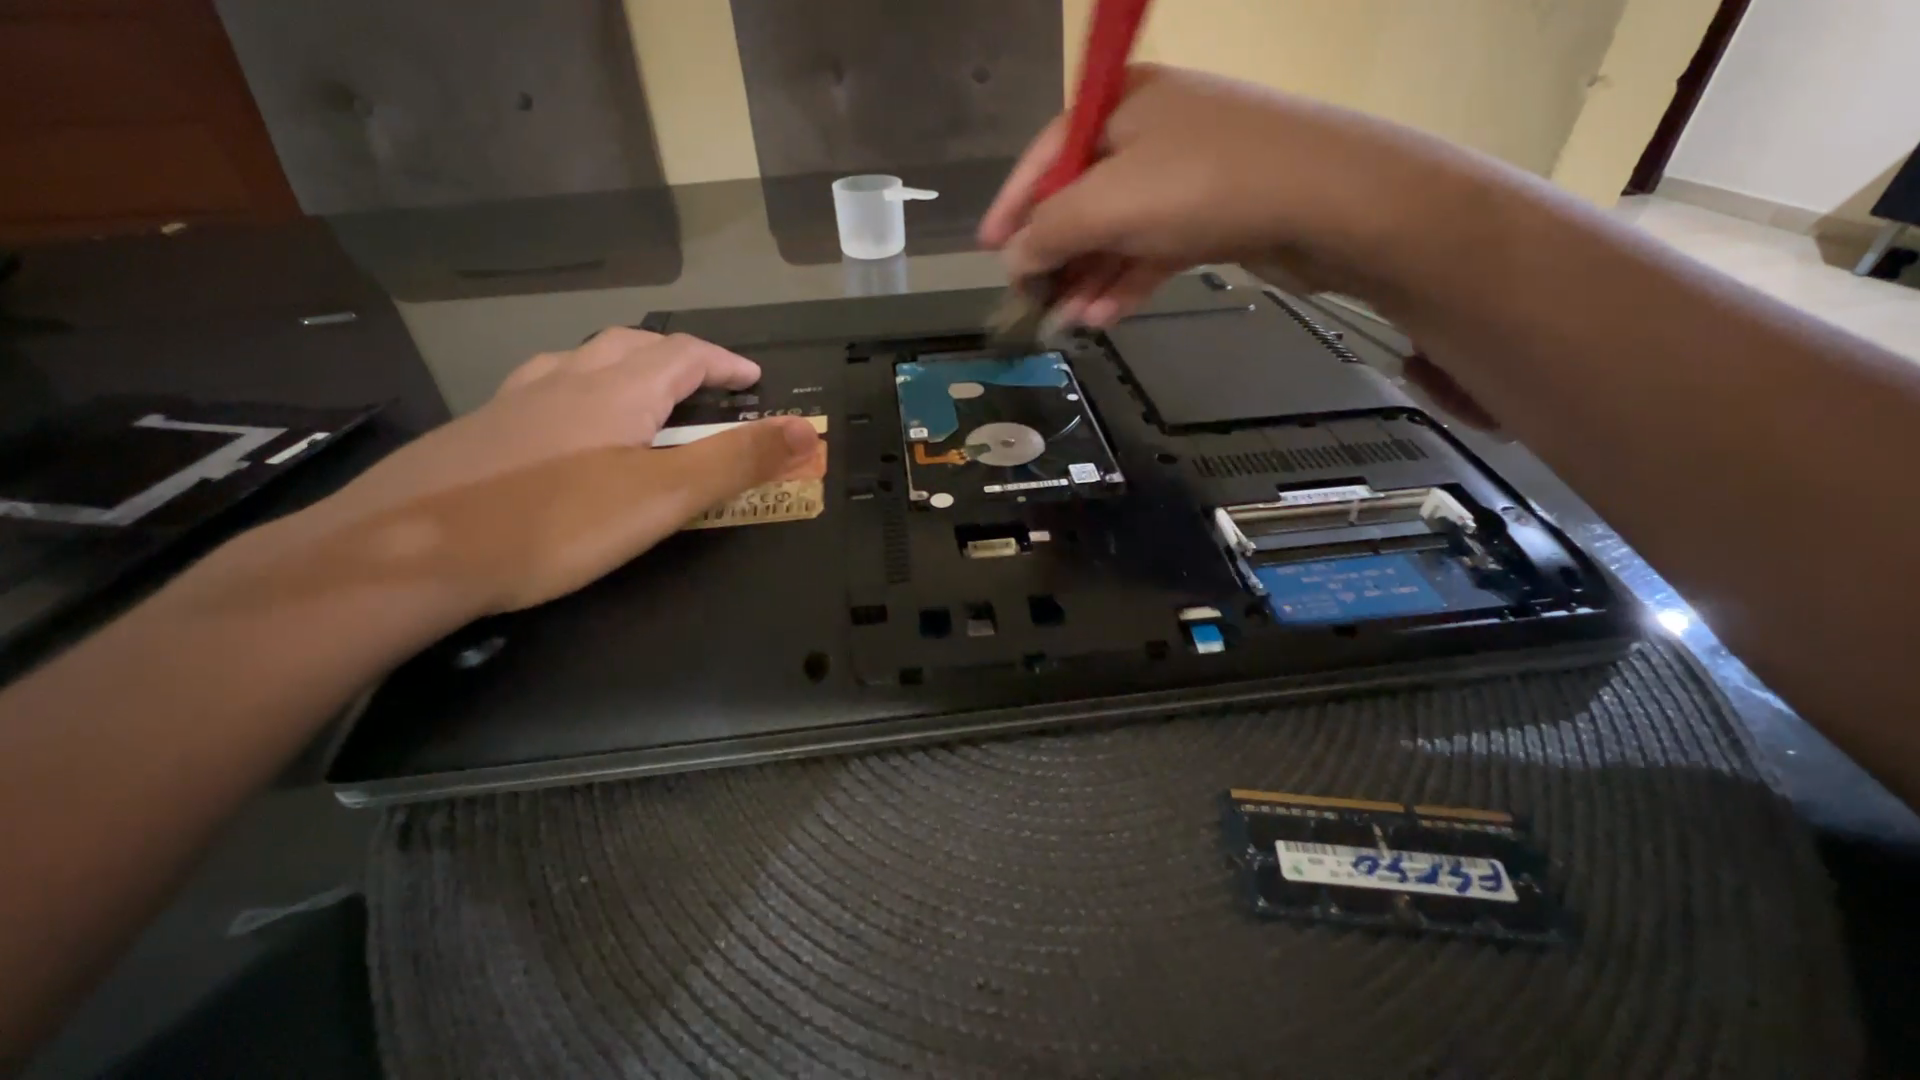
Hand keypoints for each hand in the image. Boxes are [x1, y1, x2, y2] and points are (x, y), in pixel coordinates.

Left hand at [270, 328, 820, 618]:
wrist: (406, 553)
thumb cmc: (551, 524)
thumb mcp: (661, 498)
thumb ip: (737, 462)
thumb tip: (809, 429)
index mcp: (616, 388)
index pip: (684, 353)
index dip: (726, 362)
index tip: (755, 380)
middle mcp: (563, 379)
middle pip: (630, 346)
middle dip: (676, 357)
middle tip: (704, 385)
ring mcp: (513, 402)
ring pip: (578, 362)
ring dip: (621, 368)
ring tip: (640, 397)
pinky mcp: (477, 433)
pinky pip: (541, 393)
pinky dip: (575, 396)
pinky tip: (563, 433)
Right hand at [977, 64, 1485, 326]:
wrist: (1329, 201)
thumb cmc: (1205, 184)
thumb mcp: (1108, 204)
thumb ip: (1048, 231)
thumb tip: (1011, 259)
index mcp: (1118, 106)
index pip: (1045, 156)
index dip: (1012, 206)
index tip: (986, 253)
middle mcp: (1149, 133)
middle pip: (1081, 199)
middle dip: (1055, 256)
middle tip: (1033, 303)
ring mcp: (1184, 175)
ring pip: (1118, 232)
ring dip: (1089, 279)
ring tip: (1069, 323)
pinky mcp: (1212, 214)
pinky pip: (1152, 249)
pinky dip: (1128, 281)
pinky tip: (1106, 316)